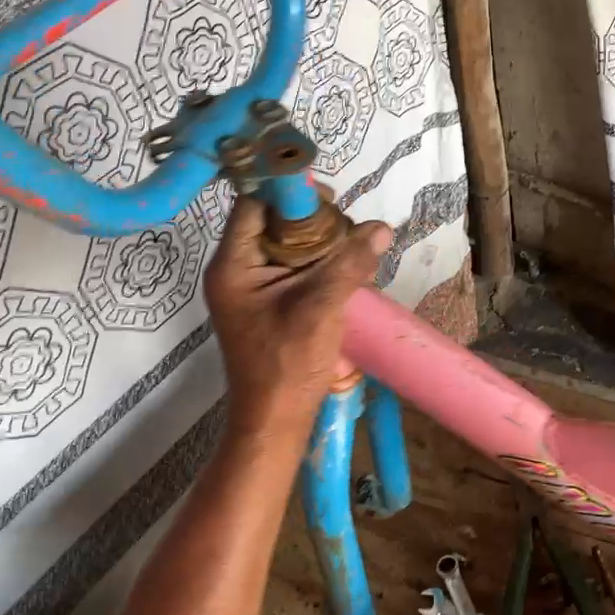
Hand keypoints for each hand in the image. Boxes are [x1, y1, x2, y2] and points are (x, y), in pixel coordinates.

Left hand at [202, 193, 391, 431]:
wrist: (275, 421)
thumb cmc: (288, 364)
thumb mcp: (320, 307)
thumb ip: (348, 263)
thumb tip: (381, 229)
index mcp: (233, 265)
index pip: (254, 205)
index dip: (289, 193)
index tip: (329, 198)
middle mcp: (236, 269)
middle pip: (273, 220)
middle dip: (313, 218)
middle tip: (347, 227)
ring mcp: (252, 286)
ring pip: (287, 242)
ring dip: (321, 241)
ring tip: (352, 248)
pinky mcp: (269, 301)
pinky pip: (294, 265)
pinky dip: (320, 261)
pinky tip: (346, 267)